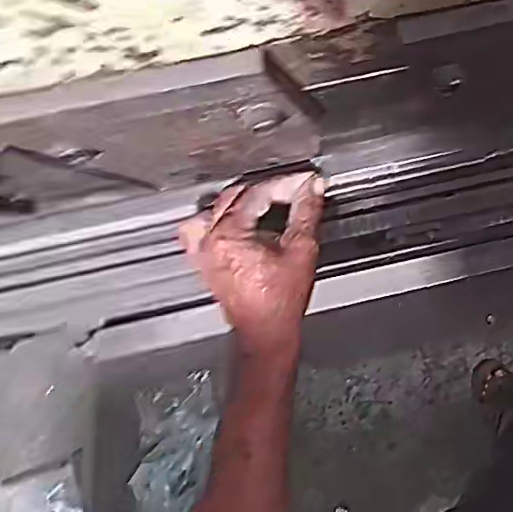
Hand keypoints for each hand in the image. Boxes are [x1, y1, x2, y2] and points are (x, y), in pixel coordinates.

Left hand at [178, 171, 326, 358]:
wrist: (265, 330)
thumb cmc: (279, 300)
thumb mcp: (302, 249)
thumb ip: (306, 212)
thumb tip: (311, 188)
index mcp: (230, 235)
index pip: (258, 193)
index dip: (286, 183)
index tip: (305, 181)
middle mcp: (209, 240)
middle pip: (235, 195)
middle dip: (268, 188)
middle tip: (294, 188)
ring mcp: (203, 251)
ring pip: (215, 207)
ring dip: (242, 199)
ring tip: (266, 199)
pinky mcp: (204, 261)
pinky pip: (200, 228)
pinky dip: (218, 217)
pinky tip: (236, 220)